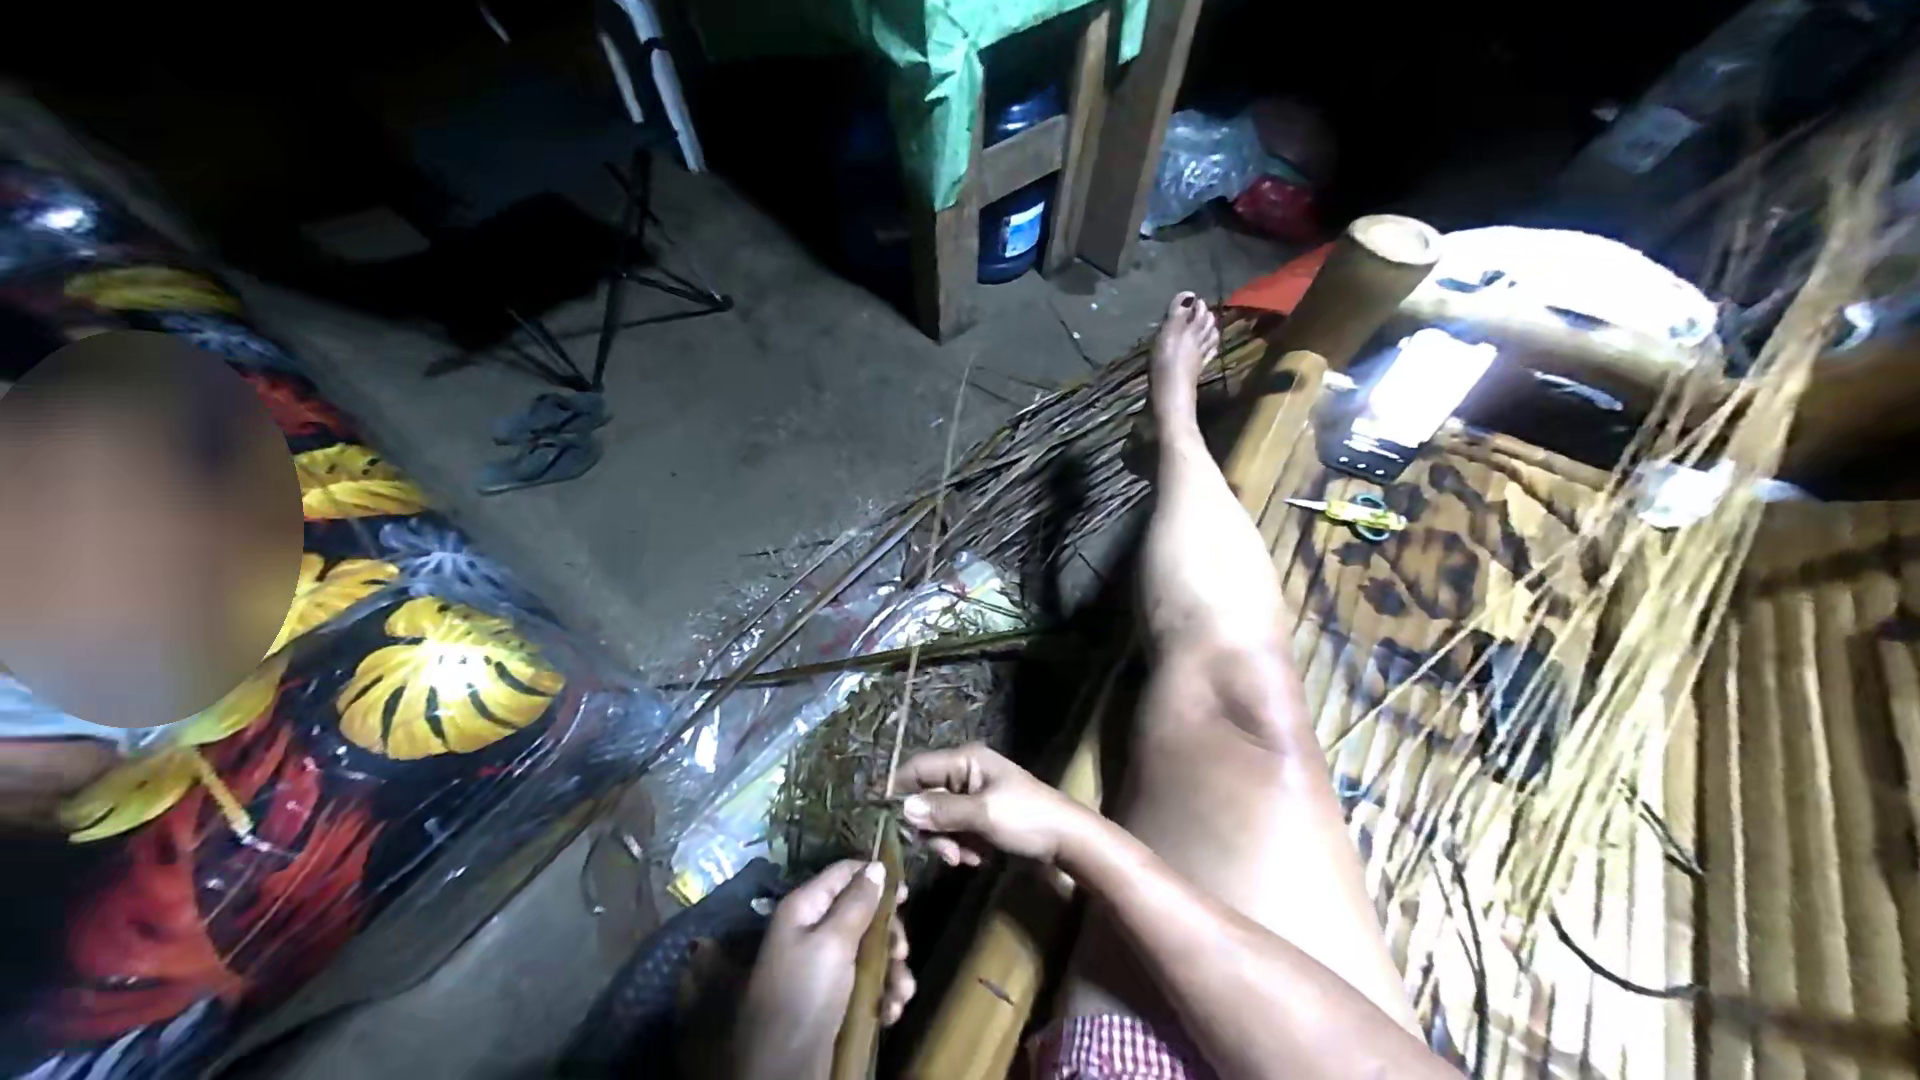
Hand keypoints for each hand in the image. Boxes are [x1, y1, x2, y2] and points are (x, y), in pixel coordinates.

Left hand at [733, 860, 913, 1079]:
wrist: (782, 1072)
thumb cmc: (805, 995)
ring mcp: (824, 965)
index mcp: (805, 907)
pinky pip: (867, 982)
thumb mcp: (833, 942)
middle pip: (862, 912)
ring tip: (901, 992)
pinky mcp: (834, 998)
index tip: (905, 893)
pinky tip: (891, 1011)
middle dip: (889, 932)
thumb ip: (857, 902)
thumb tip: (877, 865)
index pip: (843, 872)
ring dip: (892, 969)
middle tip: (902, 952)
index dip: (875, 877)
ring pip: (870, 949)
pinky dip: (884, 993)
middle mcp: (814, 930)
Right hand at [896, 743, 1091, 864]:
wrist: (1068, 841)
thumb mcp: (983, 815)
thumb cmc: (1027, 819)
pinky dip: (962, 846)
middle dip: (932, 827)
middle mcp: (966, 773)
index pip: (918, 768)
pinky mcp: (981, 817)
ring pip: (940, 819)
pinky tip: (978, 858)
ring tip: (966, 858)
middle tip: (947, 852)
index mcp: (966, 760)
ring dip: (948, 842)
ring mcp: (974, 795)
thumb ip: (943, 811)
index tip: (877, 812)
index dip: (897, 788)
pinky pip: (956, 830)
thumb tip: (903, 809)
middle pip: (926, 798)